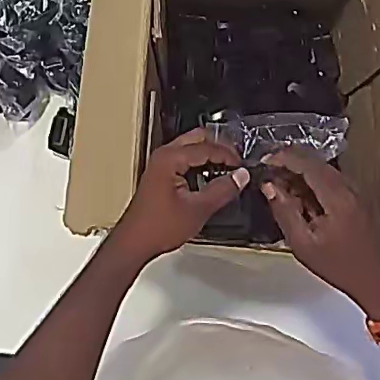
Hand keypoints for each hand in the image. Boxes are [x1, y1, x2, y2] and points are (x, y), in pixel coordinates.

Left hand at [108, 128, 246, 263]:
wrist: (135, 241)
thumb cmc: (158, 226)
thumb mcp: (198, 209)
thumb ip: (222, 189)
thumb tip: (240, 176)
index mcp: (170, 158)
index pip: (206, 147)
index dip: (228, 155)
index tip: (243, 167)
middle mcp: (164, 155)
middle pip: (197, 139)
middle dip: (219, 147)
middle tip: (238, 161)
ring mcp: (161, 163)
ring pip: (190, 147)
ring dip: (209, 155)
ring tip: (228, 170)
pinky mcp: (161, 174)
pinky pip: (184, 159)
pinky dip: (199, 164)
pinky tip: (211, 179)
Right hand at [262, 148, 379, 317]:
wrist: (375, 281)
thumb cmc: (340, 266)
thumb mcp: (303, 243)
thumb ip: (284, 211)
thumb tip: (269, 186)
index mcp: (336, 198)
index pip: (306, 164)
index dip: (283, 158)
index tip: (265, 161)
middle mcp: (347, 189)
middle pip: (314, 161)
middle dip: (289, 161)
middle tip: (268, 170)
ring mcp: (353, 192)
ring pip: (321, 168)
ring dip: (299, 169)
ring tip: (279, 182)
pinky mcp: (353, 198)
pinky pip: (328, 178)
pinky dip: (310, 178)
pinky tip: (298, 193)